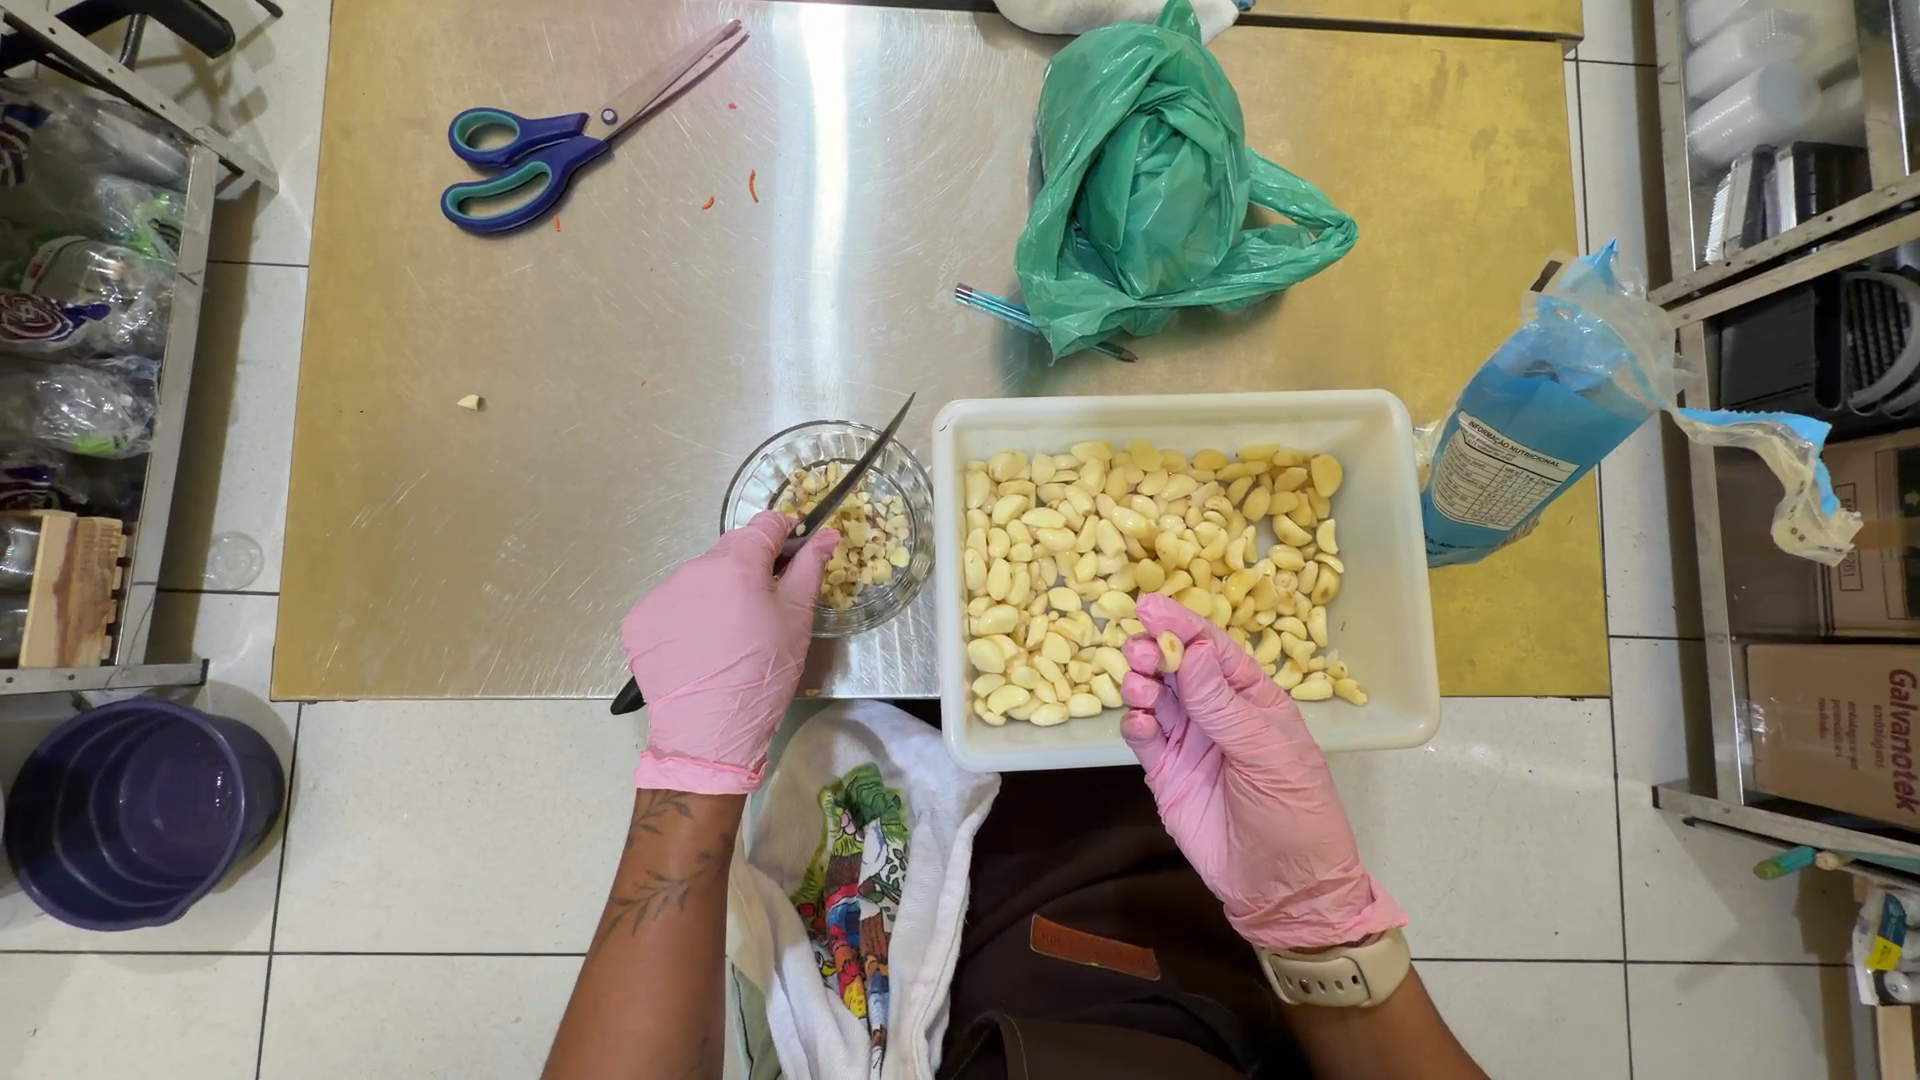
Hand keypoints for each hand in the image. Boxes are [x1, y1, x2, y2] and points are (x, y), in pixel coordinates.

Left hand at [621, 511, 837, 794]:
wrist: (709, 731)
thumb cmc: (764, 672)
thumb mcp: (796, 619)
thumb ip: (810, 568)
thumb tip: (826, 534)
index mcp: (736, 563)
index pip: (765, 524)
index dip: (786, 533)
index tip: (795, 554)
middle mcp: (693, 569)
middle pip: (731, 550)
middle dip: (752, 566)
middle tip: (767, 603)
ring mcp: (661, 594)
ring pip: (701, 577)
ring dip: (719, 590)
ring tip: (732, 631)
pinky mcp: (640, 622)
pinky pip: (674, 603)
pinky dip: (690, 614)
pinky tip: (702, 645)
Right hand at [1118, 593, 1405, 950]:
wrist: (1282, 890)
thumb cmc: (1295, 814)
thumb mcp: (1270, 755)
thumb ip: (1223, 705)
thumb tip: (1192, 652)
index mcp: (1251, 698)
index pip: (1212, 649)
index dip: (1182, 625)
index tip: (1149, 608)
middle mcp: (1215, 711)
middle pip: (1176, 667)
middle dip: (1155, 651)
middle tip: (1140, 651)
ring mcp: (1187, 741)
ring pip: (1154, 696)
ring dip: (1141, 684)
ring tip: (1140, 688)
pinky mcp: (1163, 771)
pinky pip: (1142, 737)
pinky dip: (1135, 724)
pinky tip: (1140, 724)